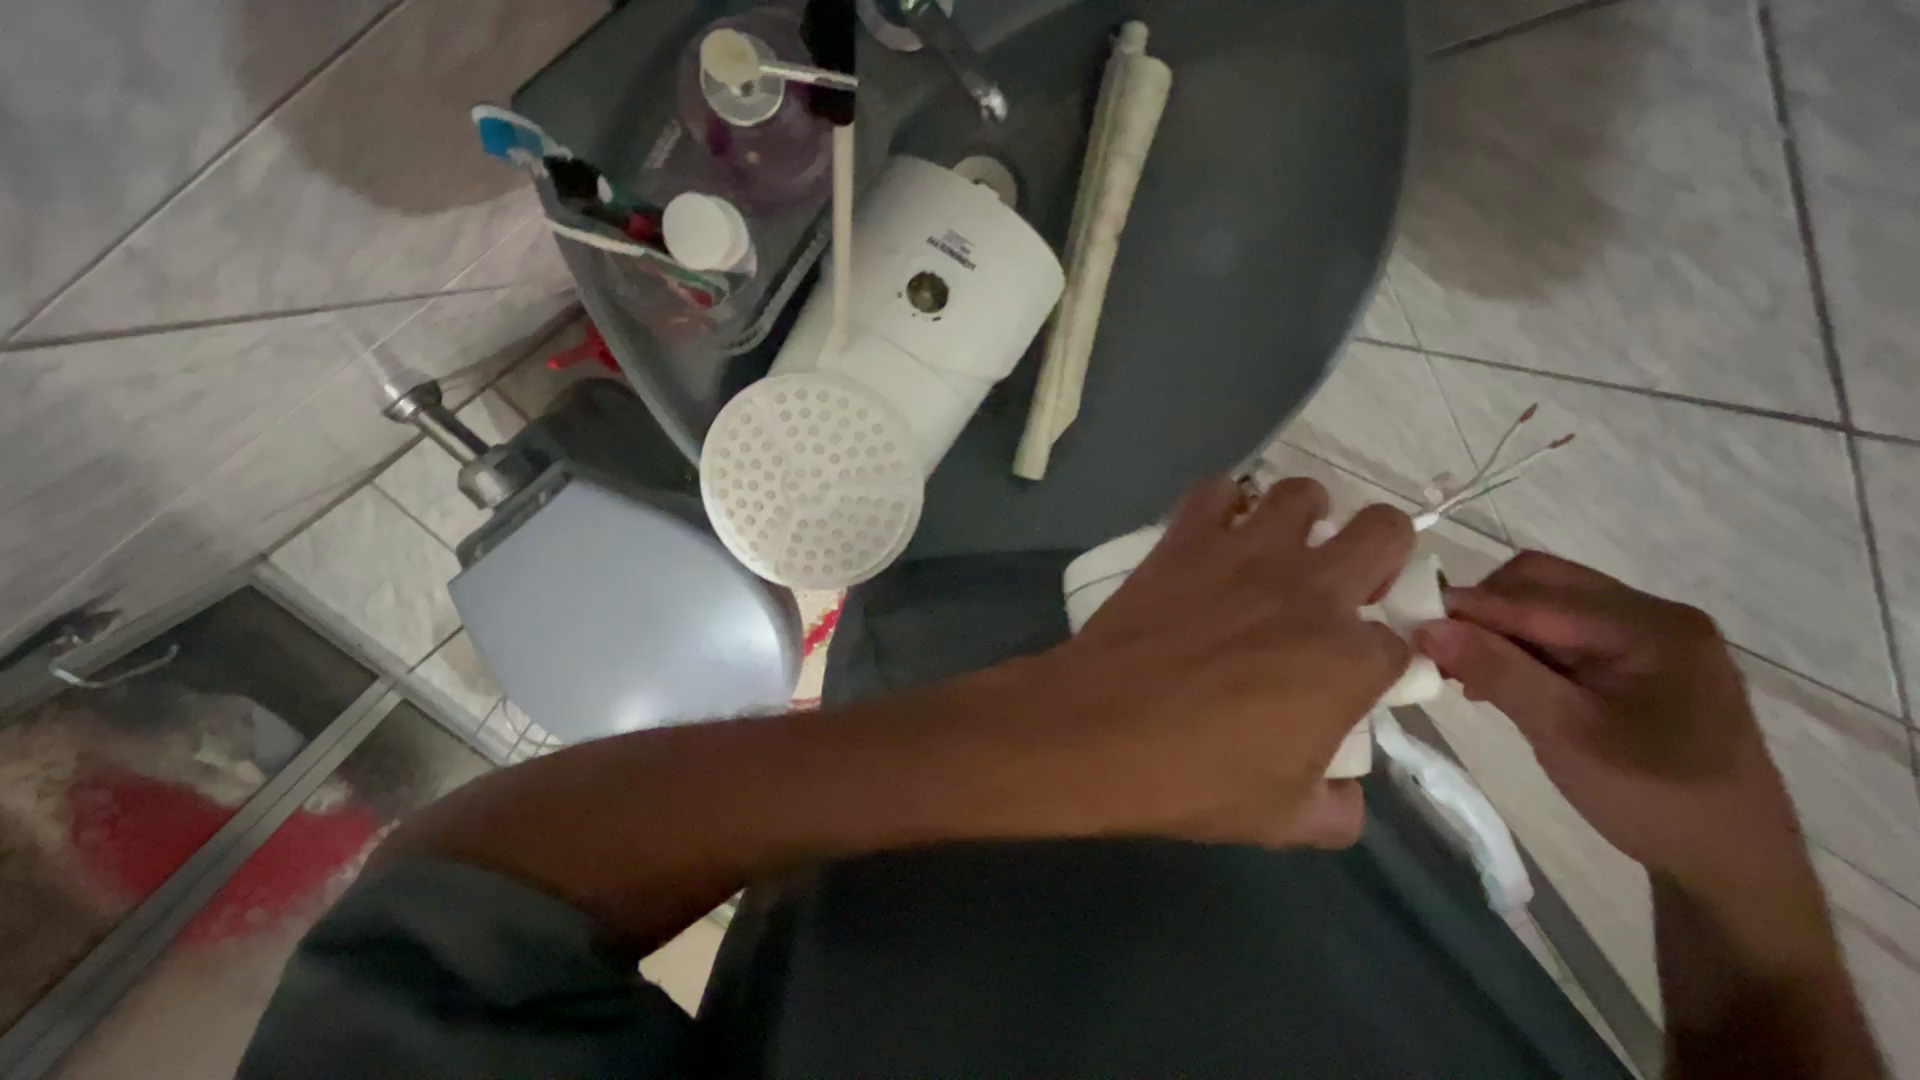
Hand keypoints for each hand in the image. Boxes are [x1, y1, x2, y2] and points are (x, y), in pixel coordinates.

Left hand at [1047, 475, 1413, 849]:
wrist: (1097, 732)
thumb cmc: (1194, 780)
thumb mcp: (1284, 819)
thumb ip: (1337, 808)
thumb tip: (1348, 792)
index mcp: (1348, 660)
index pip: (1398, 642)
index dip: (1381, 658)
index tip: (1356, 673)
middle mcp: (1312, 591)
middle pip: (1385, 532)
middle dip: (1381, 554)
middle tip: (1346, 585)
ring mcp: (1247, 555)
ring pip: (1303, 493)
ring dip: (1306, 515)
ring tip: (1285, 548)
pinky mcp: (1188, 539)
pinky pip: (1216, 491)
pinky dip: (1222, 504)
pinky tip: (1215, 533)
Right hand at [1412, 552, 1808, 902]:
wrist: (1731, 866)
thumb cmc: (1654, 800)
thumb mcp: (1565, 734)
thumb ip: (1497, 671)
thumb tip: (1426, 626)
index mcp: (1652, 626)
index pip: (1538, 596)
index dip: (1469, 607)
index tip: (1408, 624)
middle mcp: (1656, 617)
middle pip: (1544, 585)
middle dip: (1484, 612)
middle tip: (1439, 652)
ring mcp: (1652, 639)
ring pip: (1550, 607)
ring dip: (1500, 632)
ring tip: (1464, 674)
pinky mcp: (1641, 663)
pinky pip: (1566, 635)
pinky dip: (1523, 650)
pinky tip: (1500, 684)